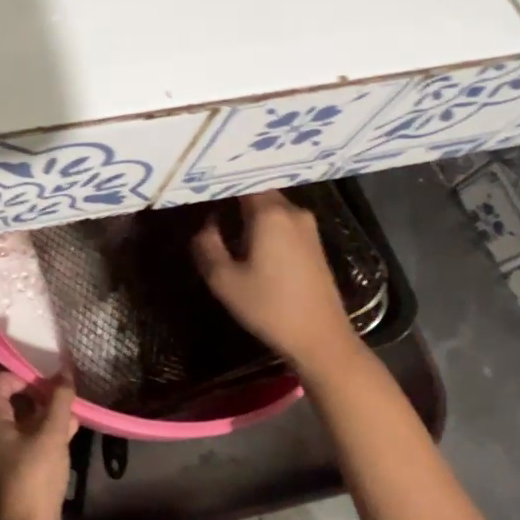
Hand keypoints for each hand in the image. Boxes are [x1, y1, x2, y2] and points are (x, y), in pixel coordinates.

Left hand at [0, 371, 77, 519]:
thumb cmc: (35, 477)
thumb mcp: (51, 435)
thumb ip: (59, 401)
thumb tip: (64, 373)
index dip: (23, 373)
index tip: (48, 375)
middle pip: (8, 399)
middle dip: (37, 392)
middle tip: (61, 389)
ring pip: (20, 421)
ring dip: (44, 413)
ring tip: (71, 411)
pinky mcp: (10, 468)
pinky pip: (24, 439)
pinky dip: (43, 432)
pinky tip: (68, 432)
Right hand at [193, 190, 364, 368]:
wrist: (320, 338)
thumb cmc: (269, 307)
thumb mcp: (224, 280)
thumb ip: (206, 246)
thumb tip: (205, 225)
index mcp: (270, 214)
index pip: (243, 181)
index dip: (220, 181)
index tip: (199, 186)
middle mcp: (293, 212)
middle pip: (259, 192)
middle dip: (233, 197)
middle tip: (206, 205)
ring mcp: (308, 228)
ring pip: (271, 208)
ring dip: (248, 213)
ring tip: (223, 223)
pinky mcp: (314, 245)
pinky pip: (282, 223)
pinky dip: (264, 225)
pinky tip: (248, 241)